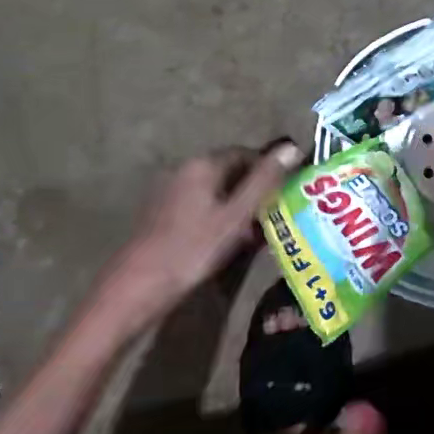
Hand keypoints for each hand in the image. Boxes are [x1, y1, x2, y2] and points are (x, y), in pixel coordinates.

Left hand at [96, 141, 304, 324]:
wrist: (140, 285)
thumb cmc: (193, 249)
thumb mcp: (237, 216)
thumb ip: (265, 181)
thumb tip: (293, 147)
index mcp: (203, 164)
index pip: (246, 153)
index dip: (270, 170)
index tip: (288, 191)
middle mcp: (185, 169)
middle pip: (230, 171)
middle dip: (254, 190)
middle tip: (275, 215)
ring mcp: (171, 191)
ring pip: (216, 190)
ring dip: (238, 206)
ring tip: (256, 232)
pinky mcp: (163, 212)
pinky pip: (201, 205)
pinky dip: (219, 216)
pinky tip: (228, 242)